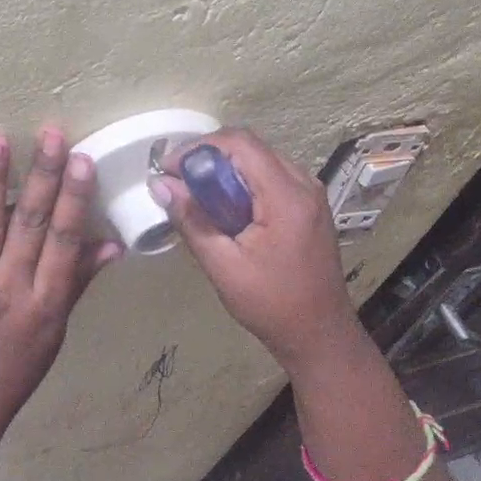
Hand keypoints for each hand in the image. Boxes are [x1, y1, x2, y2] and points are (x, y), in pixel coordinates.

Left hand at [0, 126, 121, 431]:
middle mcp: (11, 289)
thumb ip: (78, 280)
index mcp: (46, 301)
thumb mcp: (58, 329)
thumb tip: (111, 243)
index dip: (73, 199)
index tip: (82, 159)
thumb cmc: (19, 364)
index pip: (63, 242)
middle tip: (50, 134)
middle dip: (41, 177)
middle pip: (29, 226)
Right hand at [155, 128, 355, 370]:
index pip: (240, 144)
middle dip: (207, 157)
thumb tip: (161, 185)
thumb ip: (192, 220)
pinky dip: (241, 182)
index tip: (168, 169)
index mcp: (287, 197)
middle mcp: (304, 184)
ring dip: (223, 169)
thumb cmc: (271, 304)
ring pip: (259, 159)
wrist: (319, 335)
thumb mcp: (223, 266)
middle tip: (176, 181)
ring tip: (194, 194)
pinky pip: (269, 176)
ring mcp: (310, 193)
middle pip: (250, 148)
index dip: (199, 147)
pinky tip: (223, 207)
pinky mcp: (308, 205)